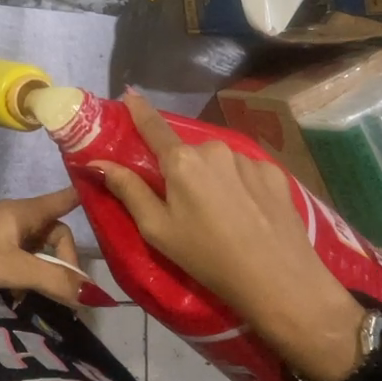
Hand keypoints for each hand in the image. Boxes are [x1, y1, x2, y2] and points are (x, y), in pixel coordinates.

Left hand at [0, 189, 88, 307]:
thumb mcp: (14, 269)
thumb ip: (53, 280)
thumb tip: (91, 294)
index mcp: (25, 211)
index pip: (65, 200)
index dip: (86, 197)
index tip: (110, 195)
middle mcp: (16, 214)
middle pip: (54, 233)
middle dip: (64, 261)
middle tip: (66, 292)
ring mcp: (0, 228)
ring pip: (36, 247)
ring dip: (43, 272)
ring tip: (41, 298)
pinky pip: (19, 256)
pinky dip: (24, 274)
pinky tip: (17, 296)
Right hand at [90, 91, 368, 380]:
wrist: (283, 285)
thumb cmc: (209, 259)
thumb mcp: (157, 231)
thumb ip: (127, 190)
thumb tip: (97, 161)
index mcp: (181, 160)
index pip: (152, 125)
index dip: (138, 109)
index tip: (128, 95)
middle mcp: (213, 149)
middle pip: (187, 150)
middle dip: (181, 166)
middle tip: (183, 200)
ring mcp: (247, 158)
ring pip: (217, 160)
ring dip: (212, 176)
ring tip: (220, 212)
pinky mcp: (274, 172)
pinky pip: (244, 170)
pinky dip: (239, 184)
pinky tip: (247, 212)